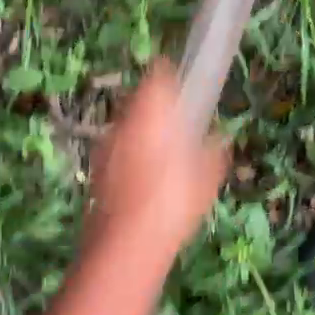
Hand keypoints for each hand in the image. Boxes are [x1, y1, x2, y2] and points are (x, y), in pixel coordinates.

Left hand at [86, 65, 228, 262]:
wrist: (125, 241)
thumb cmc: (172, 202)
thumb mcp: (206, 180)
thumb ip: (213, 153)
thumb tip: (220, 138)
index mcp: (152, 111)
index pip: (157, 74)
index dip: (167, 73)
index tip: (179, 80)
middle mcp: (124, 119)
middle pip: (137, 99)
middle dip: (152, 105)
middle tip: (173, 119)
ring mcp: (105, 142)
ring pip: (124, 123)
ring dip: (138, 129)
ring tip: (160, 150)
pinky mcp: (94, 166)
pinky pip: (115, 148)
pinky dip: (127, 152)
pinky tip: (141, 175)